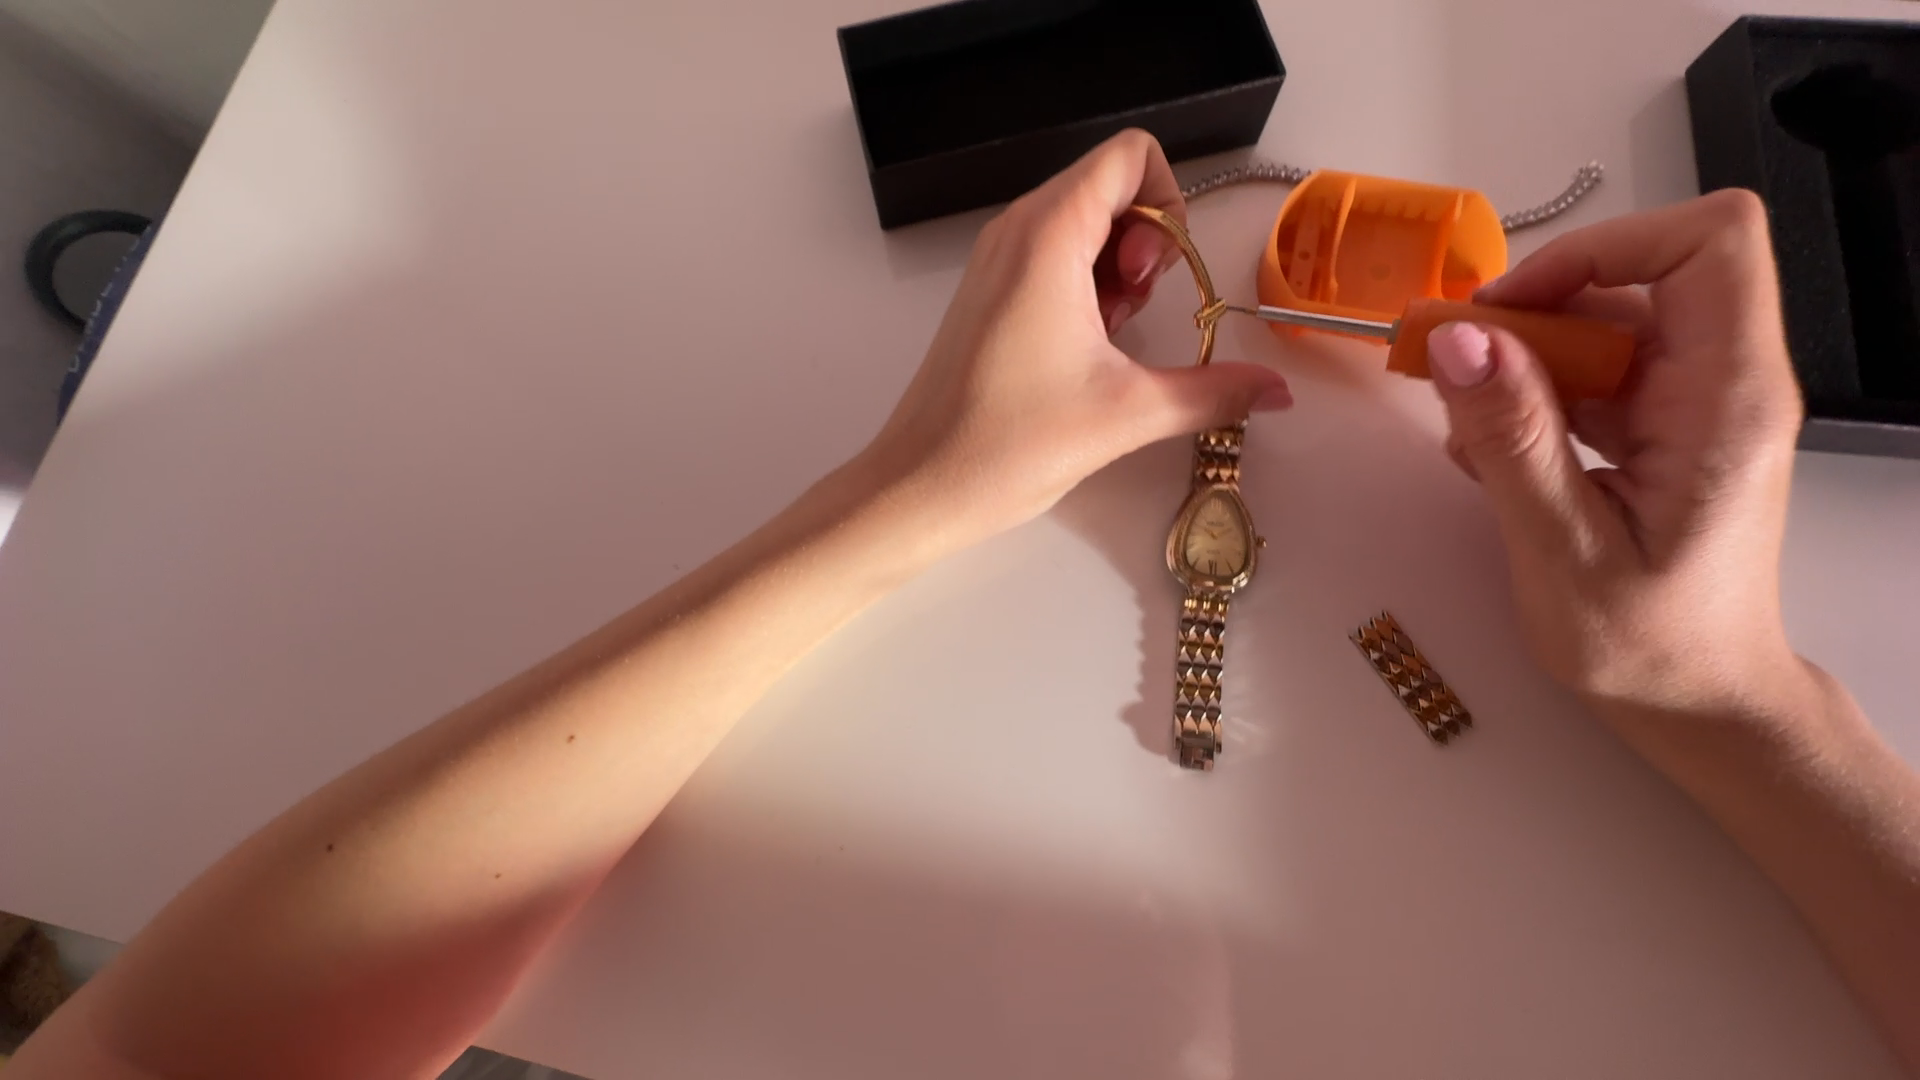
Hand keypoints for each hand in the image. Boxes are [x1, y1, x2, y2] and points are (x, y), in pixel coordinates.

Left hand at [857, 130, 1290, 553]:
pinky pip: (1049, 263)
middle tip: (1132, 317)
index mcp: (1047, 235)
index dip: (1167, 207)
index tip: (1157, 281)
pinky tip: (1080, 354)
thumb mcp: (1126, 414)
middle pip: (1107, 188)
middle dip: (1143, 246)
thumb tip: (1278, 391)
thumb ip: (1213, 392)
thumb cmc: (1009, 444)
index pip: (1129, 155)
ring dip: (1113, 275)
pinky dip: (1080, 293)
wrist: (919, 486)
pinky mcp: (985, 299)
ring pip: (1080, 229)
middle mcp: (1014, 232)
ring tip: (1107, 343)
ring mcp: (994, 265)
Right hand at [1424, 190, 1808, 719]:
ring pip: (1605, 325)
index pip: (1703, 244)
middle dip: (1535, 309)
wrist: (1693, 698)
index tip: (1502, 313)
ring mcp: (1689, 406)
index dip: (1597, 249)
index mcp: (1726, 399)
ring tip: (1467, 428)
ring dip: (1521, 359)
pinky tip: (1490, 453)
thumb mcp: (1559, 543)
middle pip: (1639, 278)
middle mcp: (1721, 383)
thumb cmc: (1639, 640)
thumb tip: (1460, 340)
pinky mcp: (1656, 431)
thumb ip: (1511, 438)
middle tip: (1455, 369)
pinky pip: (1591, 375)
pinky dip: (1528, 397)